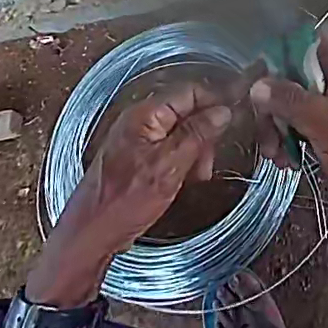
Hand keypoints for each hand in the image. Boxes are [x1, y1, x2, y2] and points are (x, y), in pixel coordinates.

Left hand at [31, 84, 232, 303]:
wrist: (91, 235)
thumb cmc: (124, 201)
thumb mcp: (170, 165)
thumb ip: (198, 134)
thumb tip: (223, 112)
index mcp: (145, 115)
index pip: (191, 91)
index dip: (215, 101)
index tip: (237, 115)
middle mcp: (140, 120)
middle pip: (187, 111)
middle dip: (205, 132)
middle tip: (210, 160)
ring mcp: (139, 139)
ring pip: (181, 131)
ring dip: (197, 150)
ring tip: (198, 174)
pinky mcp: (139, 157)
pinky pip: (170, 148)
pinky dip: (184, 161)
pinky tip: (186, 178)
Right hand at [248, 30, 327, 212]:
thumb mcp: (326, 123)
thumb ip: (293, 101)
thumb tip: (258, 85)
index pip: (312, 36)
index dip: (285, 41)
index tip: (261, 63)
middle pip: (289, 72)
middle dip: (271, 98)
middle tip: (263, 124)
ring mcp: (324, 105)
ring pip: (286, 101)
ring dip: (273, 126)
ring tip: (274, 152)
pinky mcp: (318, 126)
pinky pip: (291, 123)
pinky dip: (282, 139)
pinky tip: (284, 159)